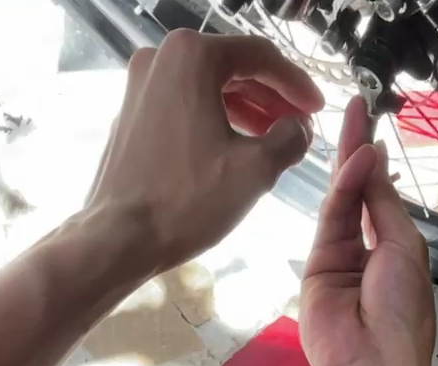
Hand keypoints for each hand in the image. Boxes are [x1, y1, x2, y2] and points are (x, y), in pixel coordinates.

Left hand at [86, 30, 323, 275]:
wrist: (120, 237)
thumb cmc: (188, 201)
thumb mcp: (256, 170)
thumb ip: (290, 138)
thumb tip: (299, 128)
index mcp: (192, 56)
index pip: (260, 56)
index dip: (296, 83)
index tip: (317, 108)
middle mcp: (160, 59)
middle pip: (232, 70)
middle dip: (271, 98)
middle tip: (299, 125)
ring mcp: (140, 88)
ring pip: (207, 91)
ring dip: (245, 113)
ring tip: (272, 142)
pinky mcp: (131, 118)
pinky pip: (184, 110)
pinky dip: (214, 124)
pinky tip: (233, 153)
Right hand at [299, 97, 435, 365]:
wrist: (376, 362)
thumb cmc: (403, 311)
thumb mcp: (404, 249)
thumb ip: (383, 205)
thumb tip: (375, 161)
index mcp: (392, 252)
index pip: (380, 199)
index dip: (376, 165)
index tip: (371, 126)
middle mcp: (363, 253)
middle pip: (356, 195)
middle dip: (357, 153)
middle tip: (355, 108)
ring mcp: (336, 261)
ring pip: (341, 205)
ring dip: (350, 165)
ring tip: (357, 125)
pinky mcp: (314, 268)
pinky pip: (329, 223)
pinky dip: (341, 192)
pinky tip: (354, 163)